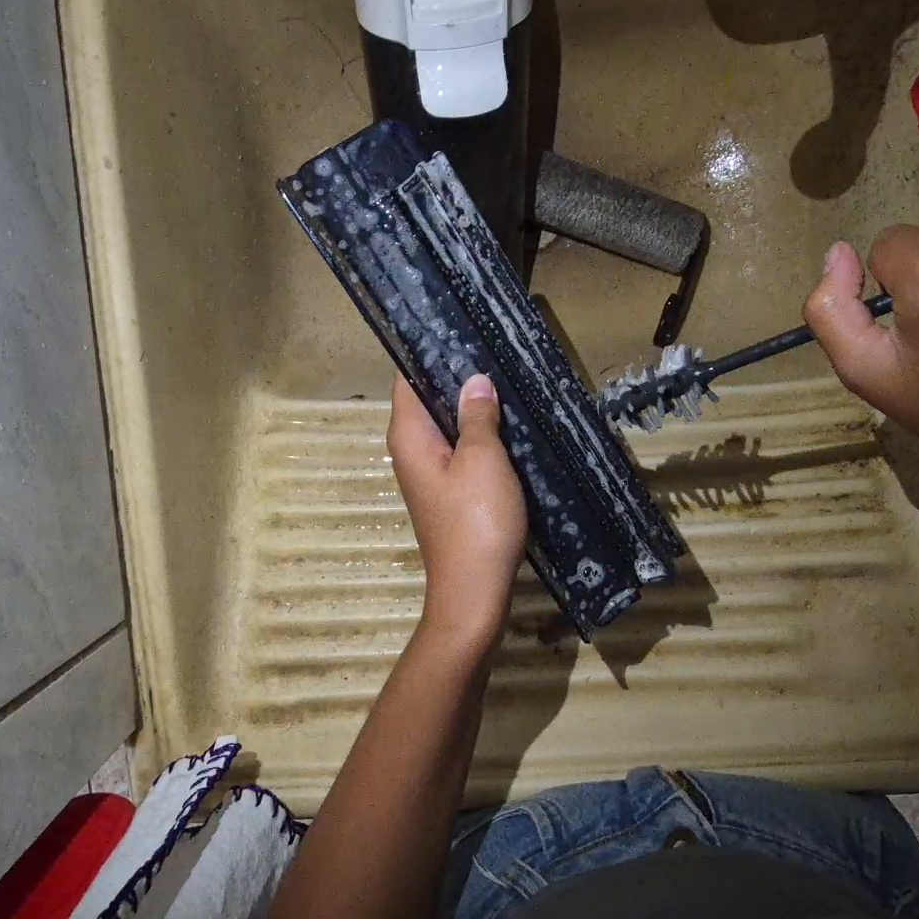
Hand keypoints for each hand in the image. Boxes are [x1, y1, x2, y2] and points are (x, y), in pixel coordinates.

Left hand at [387, 372, 528, 642]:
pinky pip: (462, 451)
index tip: (462, 327)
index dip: (431, 350)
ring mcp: (431, 473)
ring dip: (474, 408)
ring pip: (449, 426)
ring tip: (508, 379)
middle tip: (496, 350)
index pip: (408, 377)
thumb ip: (477, 416)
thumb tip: (474, 380)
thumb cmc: (476, 521)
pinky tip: (510, 425)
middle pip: (430, 399)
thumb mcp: (483, 460)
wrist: (474, 590)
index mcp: (409, 435)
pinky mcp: (451, 492)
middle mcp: (412, 450)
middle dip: (459, 377)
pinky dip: (481, 436)